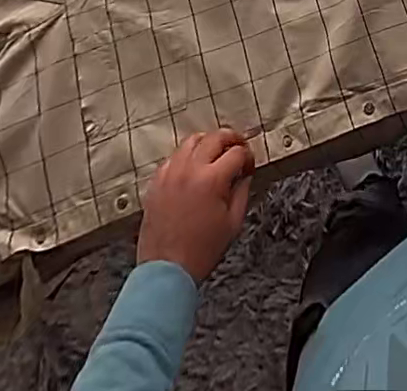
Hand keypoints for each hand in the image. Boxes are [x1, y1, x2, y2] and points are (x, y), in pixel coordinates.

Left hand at [137, 129, 254, 281]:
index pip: (237, 153)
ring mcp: (171, 173)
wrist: (167, 270)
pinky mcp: (157, 181)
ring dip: (208, 142)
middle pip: (215, 137)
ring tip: (216, 153)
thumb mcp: (233, 223)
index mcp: (212, 180)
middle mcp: (190, 170)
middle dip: (232, 139)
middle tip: (238, 147)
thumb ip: (243, 192)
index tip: (249, 165)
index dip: (248, 157)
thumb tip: (245, 175)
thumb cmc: (201, 251)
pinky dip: (186, 155)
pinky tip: (193, 167)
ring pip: (192, 140)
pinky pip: (173, 156)